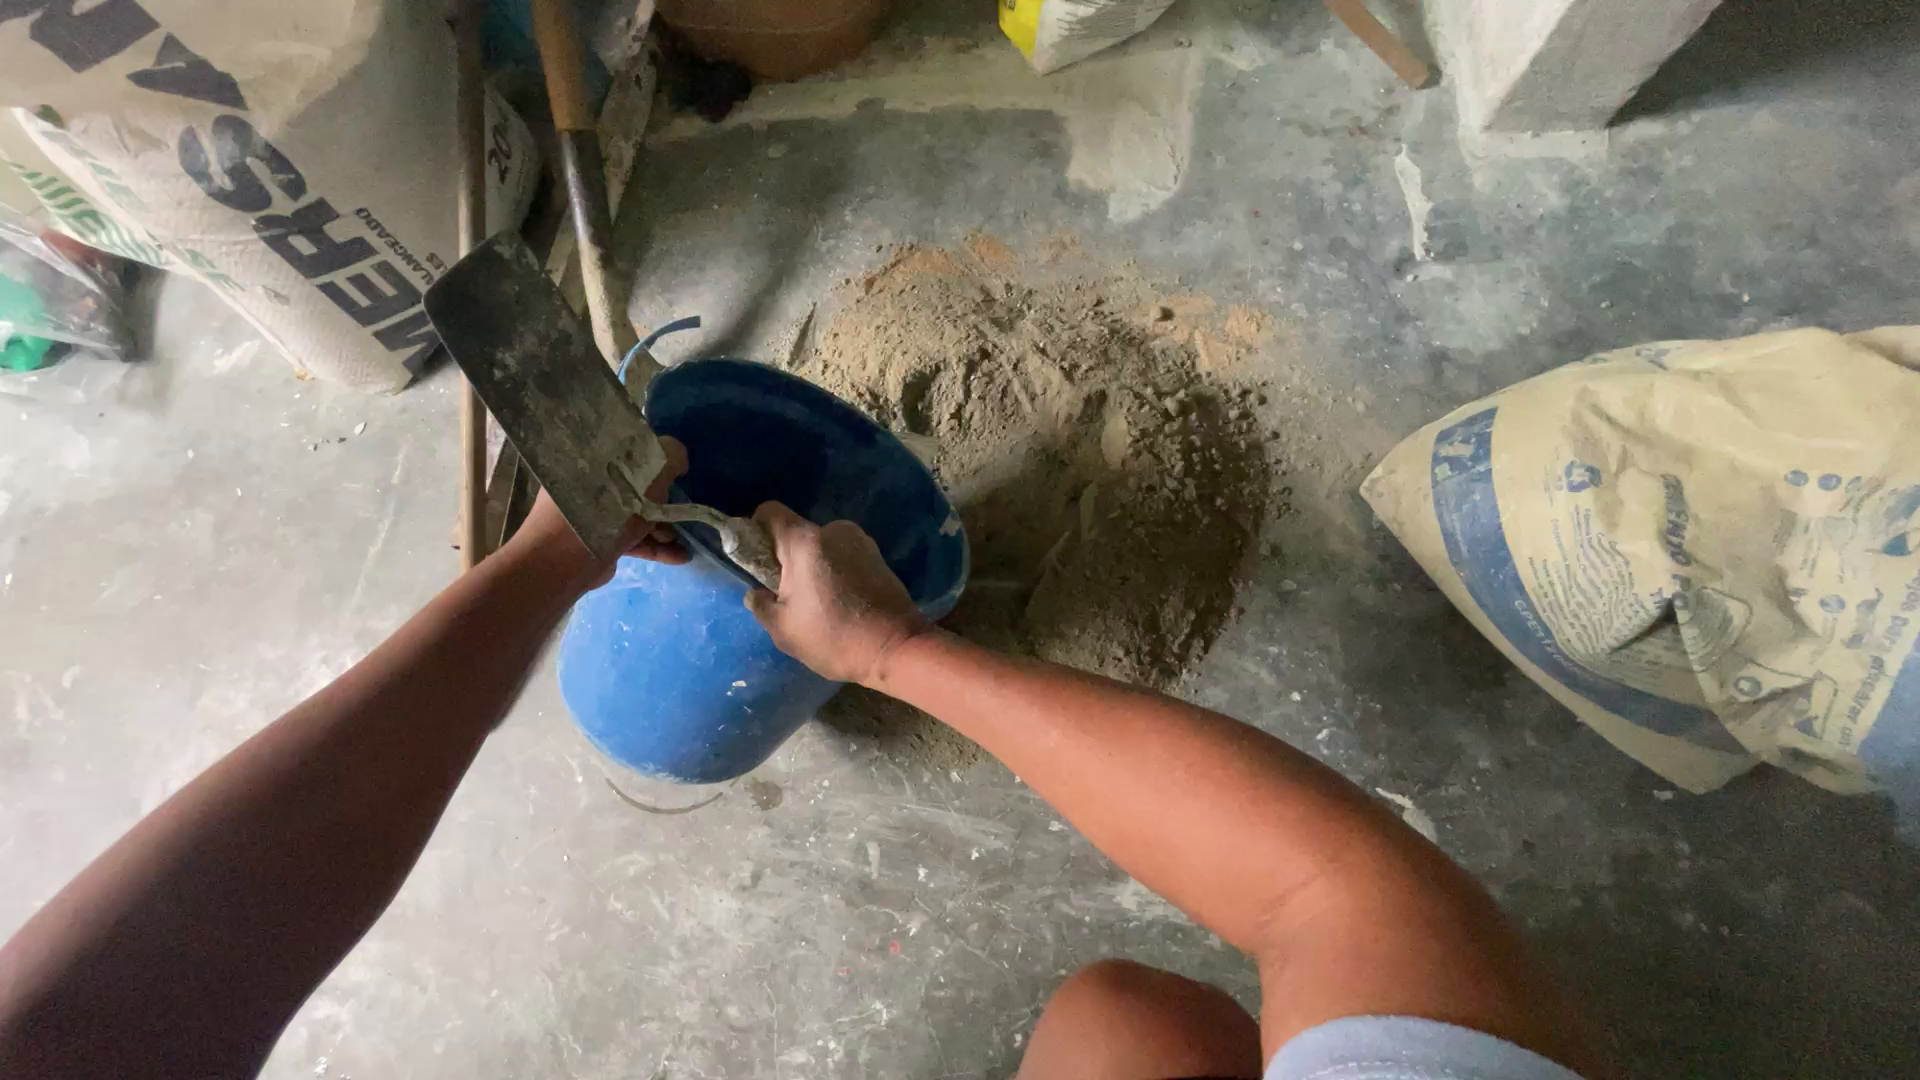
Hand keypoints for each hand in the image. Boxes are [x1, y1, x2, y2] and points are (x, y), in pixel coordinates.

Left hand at [511, 436, 690, 588]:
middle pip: (636, 485)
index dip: (656, 459)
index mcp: (592, 457)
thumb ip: (671, 455)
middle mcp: (589, 483)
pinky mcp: (598, 541)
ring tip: (682, 540)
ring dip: (663, 528)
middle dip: (663, 500)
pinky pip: (631, 539)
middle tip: (680, 509)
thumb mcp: (650, 470)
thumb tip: (679, 459)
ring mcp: (591, 514)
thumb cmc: (608, 506)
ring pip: (635, 515)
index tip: (675, 472)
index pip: (628, 449)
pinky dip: (655, 546)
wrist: (567, 559)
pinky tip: (681, 556)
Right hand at [743, 501, 930, 685]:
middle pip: (796, 532)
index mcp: (806, 541)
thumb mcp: (783, 629)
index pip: (769, 512)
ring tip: (817, 603)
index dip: (754, 530)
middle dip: (785, 557)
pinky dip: (834, 570)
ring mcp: (861, 541)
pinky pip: (843, 555)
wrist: (897, 648)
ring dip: (812, 566)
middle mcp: (835, 530)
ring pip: (821, 546)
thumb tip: (756, 591)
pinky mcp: (878, 555)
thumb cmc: (835, 637)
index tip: (754, 560)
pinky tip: (840, 601)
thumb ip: (760, 603)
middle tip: (786, 594)